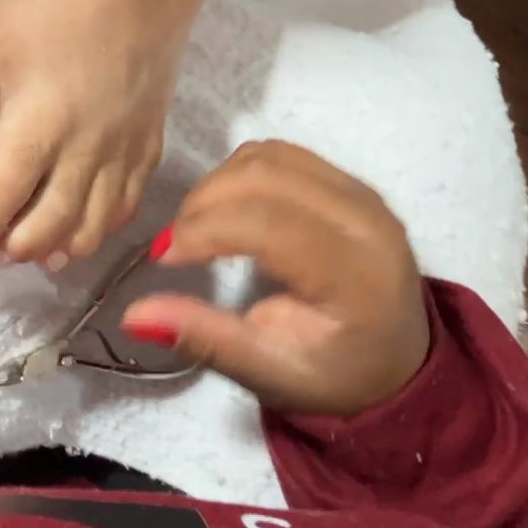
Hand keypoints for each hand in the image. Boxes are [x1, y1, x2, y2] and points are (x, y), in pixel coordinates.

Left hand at [0, 0, 290, 269]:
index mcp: (32, 124)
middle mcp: (82, 147)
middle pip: (39, 226)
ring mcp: (123, 143)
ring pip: (83, 226)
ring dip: (43, 246)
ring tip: (11, 244)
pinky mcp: (151, 132)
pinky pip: (124, 205)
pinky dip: (92, 229)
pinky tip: (72, 228)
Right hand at [121, 140, 429, 416]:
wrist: (395, 362)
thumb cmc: (330, 373)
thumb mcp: (265, 370)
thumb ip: (203, 337)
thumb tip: (133, 315)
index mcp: (355, 275)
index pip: (267, 225)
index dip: (204, 231)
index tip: (164, 257)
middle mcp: (366, 221)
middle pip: (263, 176)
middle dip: (203, 203)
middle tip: (177, 243)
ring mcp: (361, 193)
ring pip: (267, 156)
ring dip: (218, 184)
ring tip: (200, 227)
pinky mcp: (348, 181)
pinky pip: (281, 154)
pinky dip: (239, 173)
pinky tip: (228, 210)